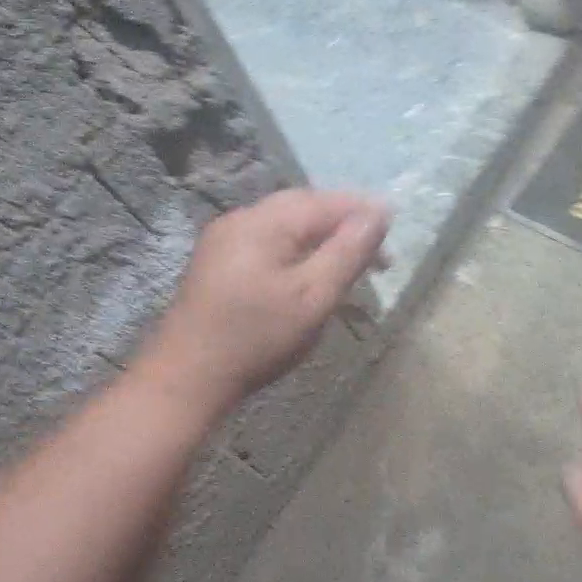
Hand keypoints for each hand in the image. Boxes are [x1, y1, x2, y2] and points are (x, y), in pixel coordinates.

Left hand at [141, 189, 388, 401]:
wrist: (187, 379)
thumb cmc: (256, 338)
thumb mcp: (313, 297)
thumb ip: (347, 253)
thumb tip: (378, 215)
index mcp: (263, 223)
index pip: (324, 202)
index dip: (363, 210)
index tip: (395, 225)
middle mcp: (240, 221)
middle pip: (303, 208)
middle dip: (344, 224)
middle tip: (378, 252)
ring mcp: (224, 241)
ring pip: (286, 226)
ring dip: (322, 239)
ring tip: (351, 266)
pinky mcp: (218, 265)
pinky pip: (269, 243)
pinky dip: (299, 251)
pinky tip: (311, 276)